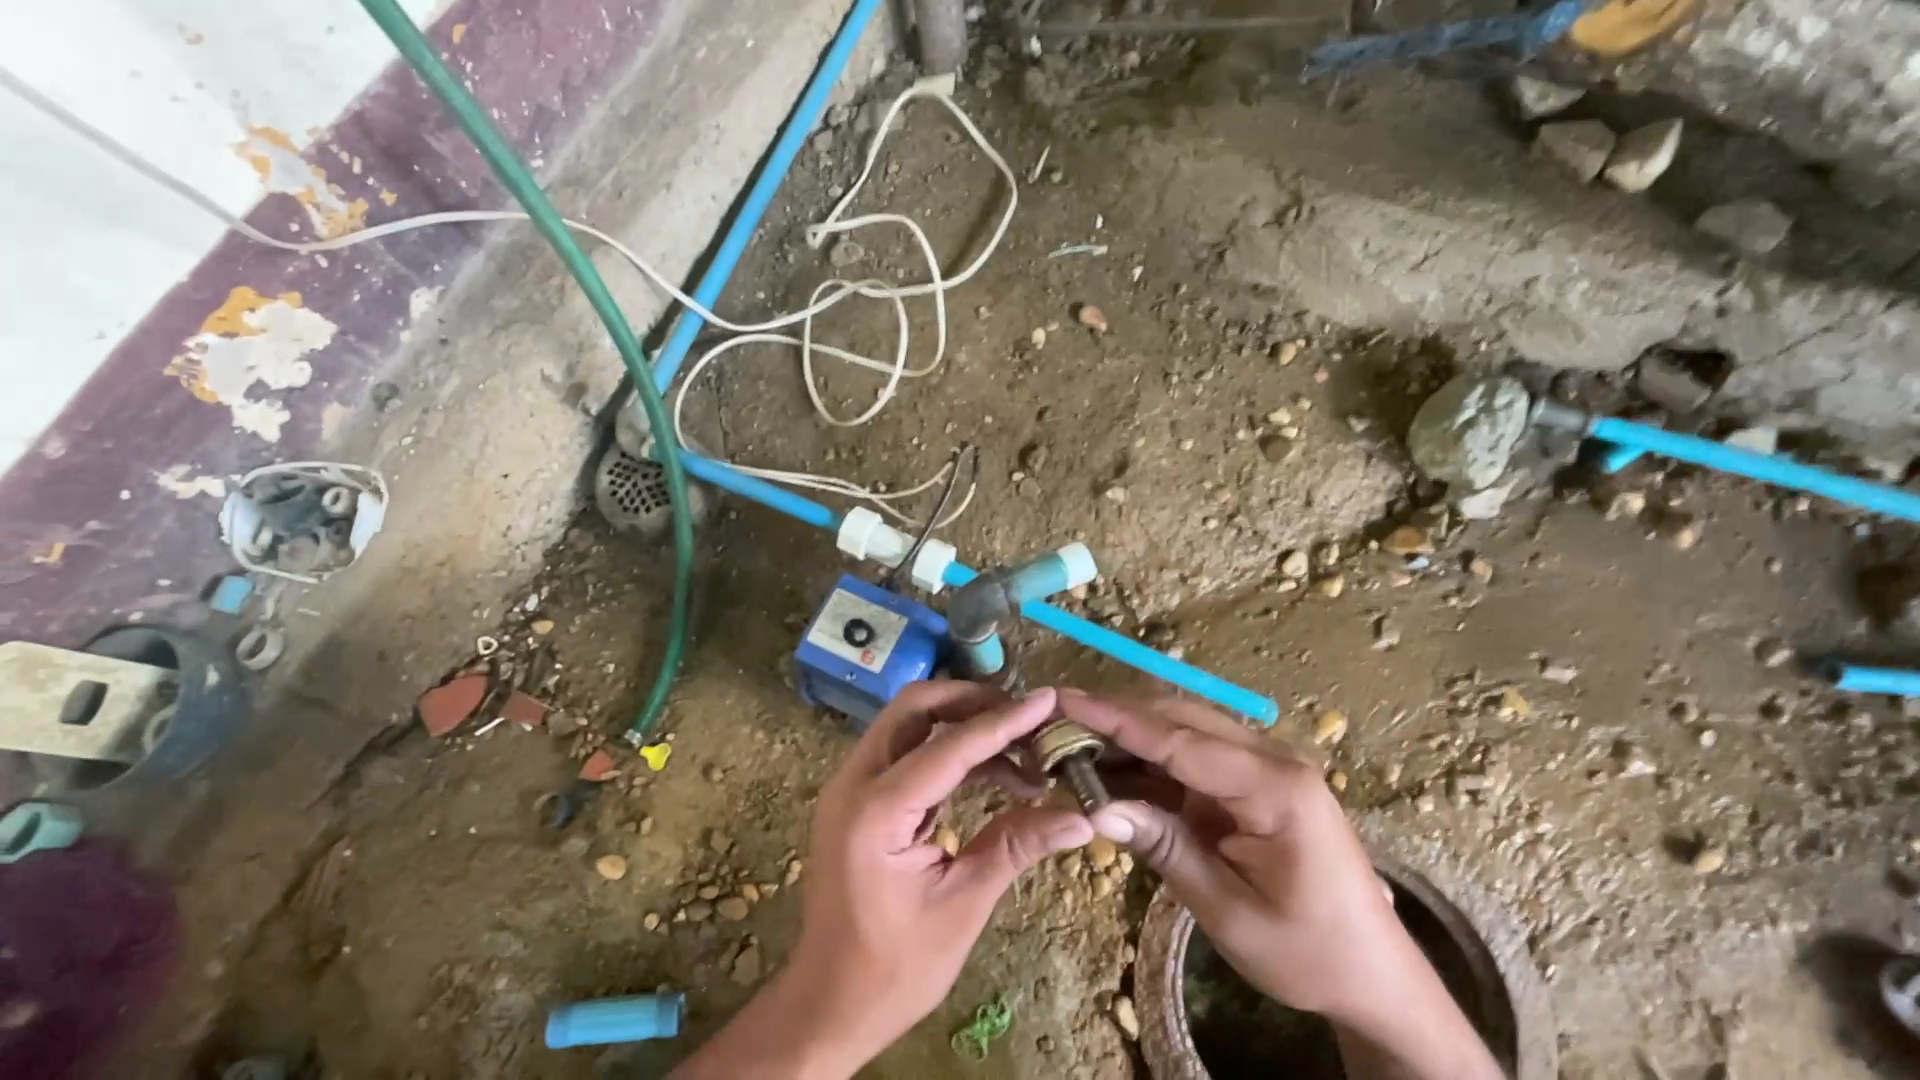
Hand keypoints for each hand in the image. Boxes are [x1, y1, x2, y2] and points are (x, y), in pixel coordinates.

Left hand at [673, 682, 1090, 1078]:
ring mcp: (850, 788)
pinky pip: (905, 753)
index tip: (1047, 700)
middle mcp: (853, 783)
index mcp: (875, 811)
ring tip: (1022, 749)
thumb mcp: (962, 905)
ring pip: (907, 725)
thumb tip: (1081, 818)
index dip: (1002, 722)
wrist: (830, 1002)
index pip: (947, 746)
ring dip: (961, 724)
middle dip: (972, 702)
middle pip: (914, 709)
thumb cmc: (894, 966)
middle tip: (1028, 717)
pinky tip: (992, 773)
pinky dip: (947, 751)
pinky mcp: (858, 800)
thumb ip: (1016, 847)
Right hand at [1060, 692, 1500, 1079]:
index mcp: (1274, 787)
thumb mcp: (1228, 909)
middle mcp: (1272, 762)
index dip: (1115, 720)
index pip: (1179, 740)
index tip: (1062, 700)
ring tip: (1070, 745)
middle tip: (1054, 721)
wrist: (1372, 975)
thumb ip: (1165, 847)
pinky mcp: (1254, 788)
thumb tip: (1097, 809)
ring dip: (1129, 740)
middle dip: (1116, 719)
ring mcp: (1264, 771)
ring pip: (1184, 735)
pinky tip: (1109, 774)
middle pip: (1180, 722)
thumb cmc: (1308, 951)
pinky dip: (1150, 766)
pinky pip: (1194, 763)